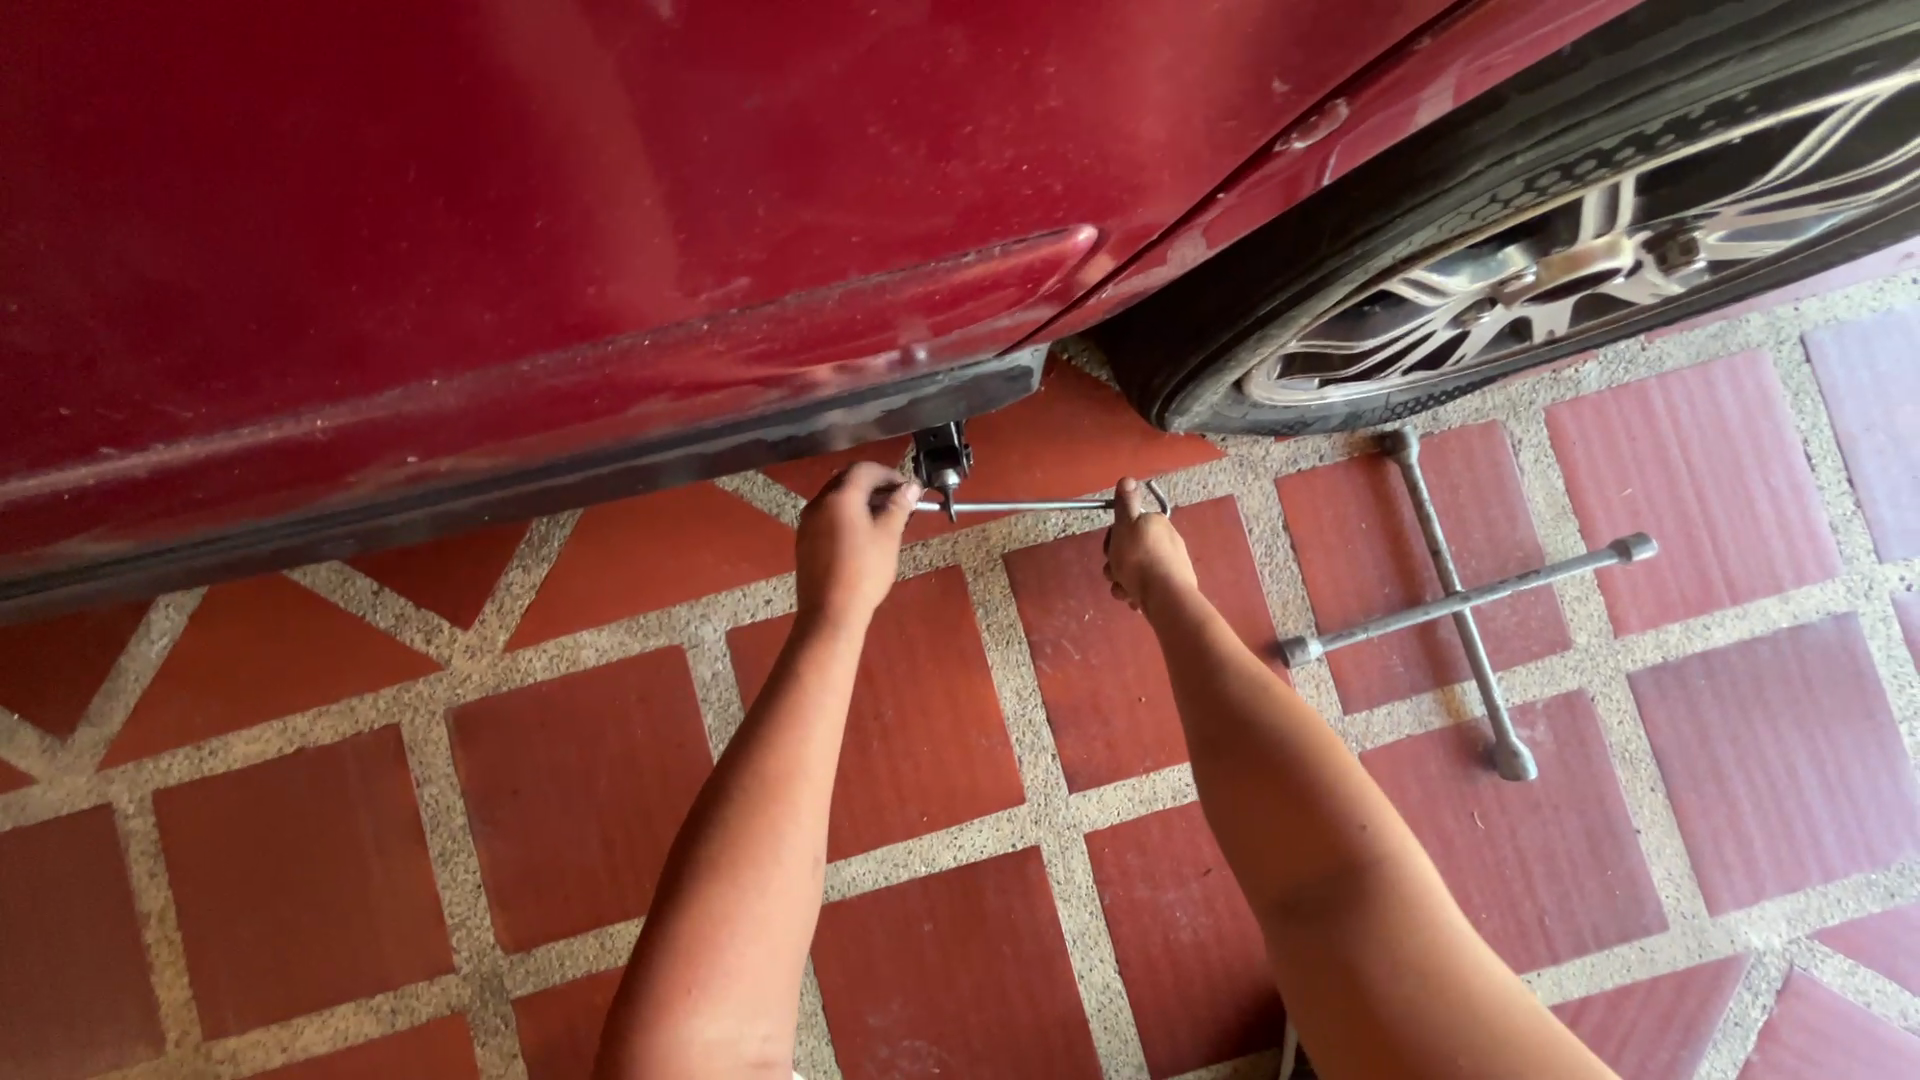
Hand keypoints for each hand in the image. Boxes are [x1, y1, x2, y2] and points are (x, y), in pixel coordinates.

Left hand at [796, 461, 921, 626]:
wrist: (831, 611)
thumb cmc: (864, 571)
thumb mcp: (888, 536)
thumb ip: (898, 506)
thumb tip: (911, 487)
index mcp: (840, 497)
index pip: (864, 470)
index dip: (888, 474)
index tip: (906, 488)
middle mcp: (818, 504)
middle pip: (847, 481)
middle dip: (874, 486)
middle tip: (897, 501)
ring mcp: (808, 523)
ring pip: (836, 500)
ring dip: (860, 502)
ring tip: (883, 519)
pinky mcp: (805, 541)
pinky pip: (827, 517)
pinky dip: (846, 516)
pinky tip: (862, 536)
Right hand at [1103, 477, 1197, 615]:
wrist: (1165, 596)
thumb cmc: (1140, 559)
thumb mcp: (1126, 526)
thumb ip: (1125, 504)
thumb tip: (1127, 478)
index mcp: (1156, 523)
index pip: (1128, 525)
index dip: (1113, 538)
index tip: (1110, 548)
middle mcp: (1166, 540)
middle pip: (1130, 550)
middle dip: (1116, 563)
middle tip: (1115, 571)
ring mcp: (1171, 564)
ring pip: (1135, 571)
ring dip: (1123, 581)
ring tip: (1125, 589)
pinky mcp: (1172, 585)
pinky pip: (1146, 586)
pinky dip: (1136, 593)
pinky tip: (1135, 599)